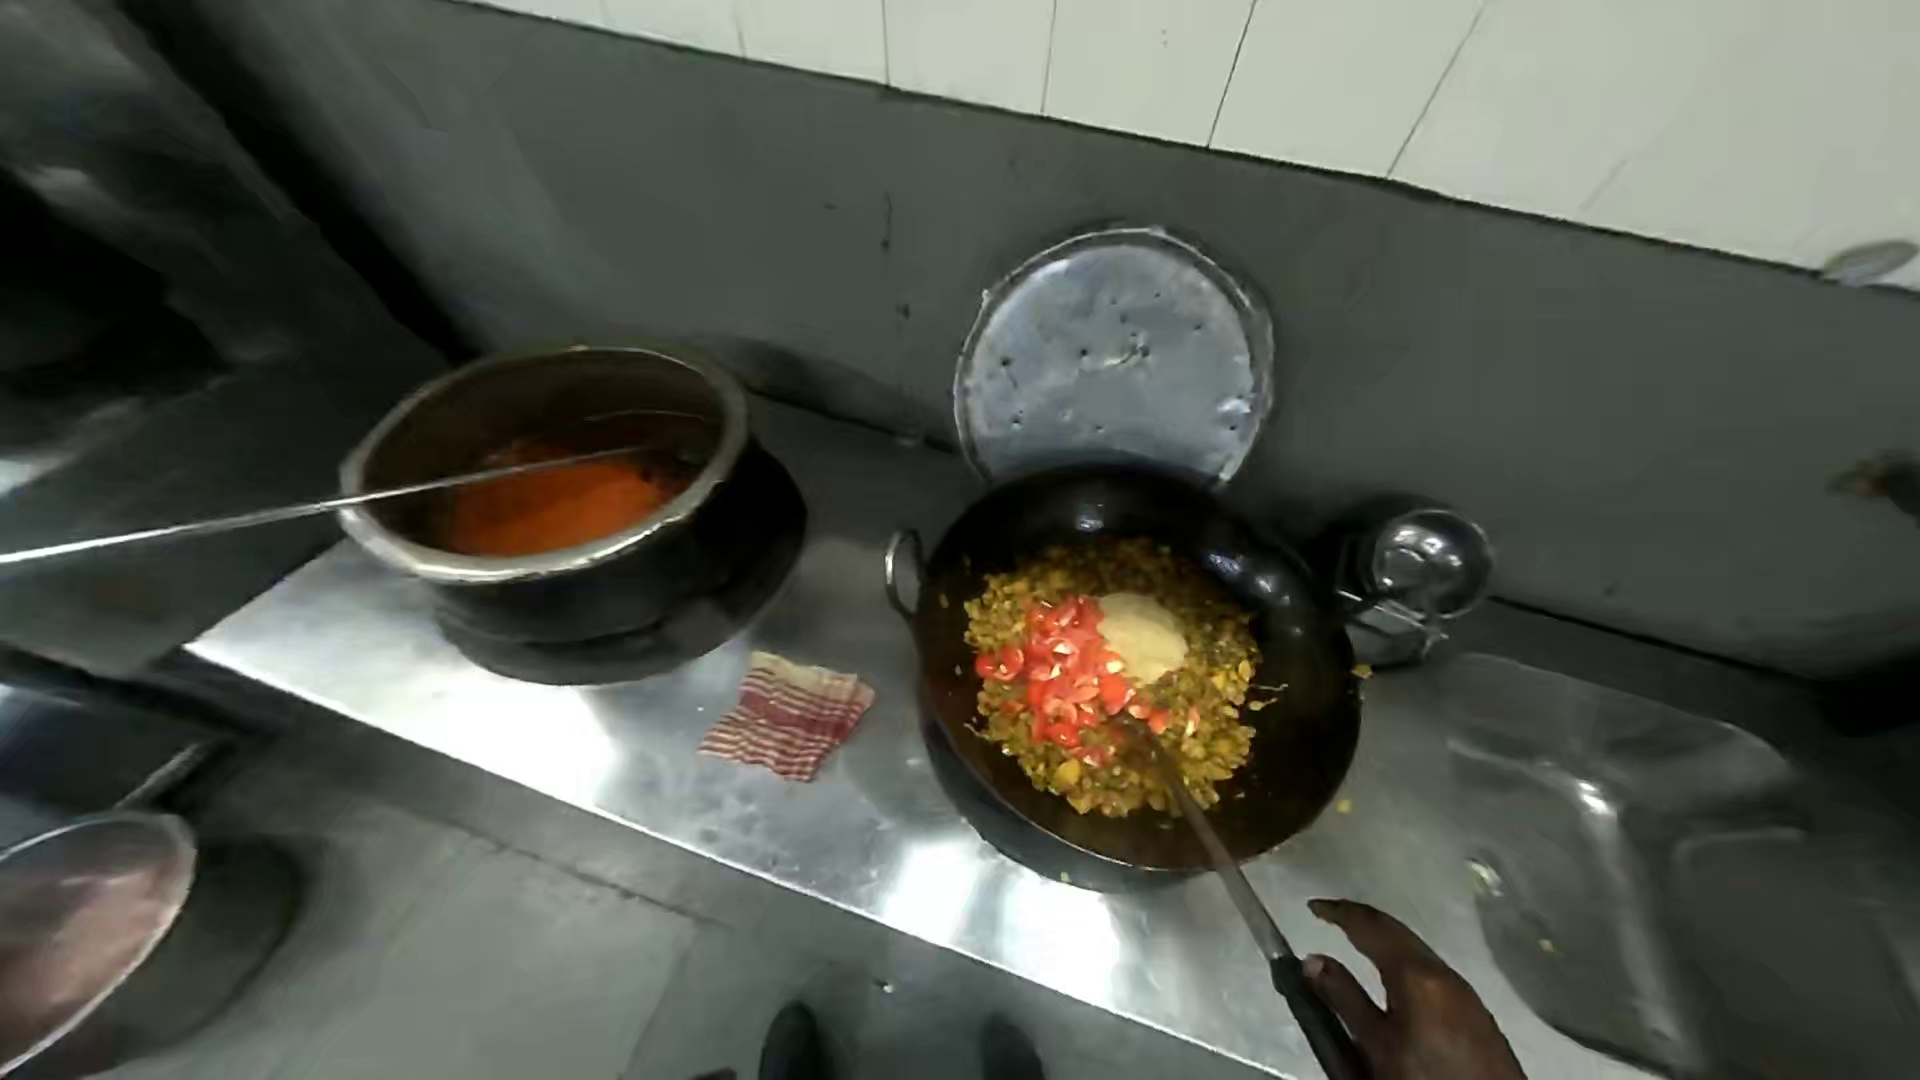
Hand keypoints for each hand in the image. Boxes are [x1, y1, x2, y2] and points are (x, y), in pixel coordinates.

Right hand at [1305, 899, 1526, 1079]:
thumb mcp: (1376, 1046)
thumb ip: (1342, 997)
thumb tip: (1313, 960)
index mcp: (1417, 974)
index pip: (1371, 925)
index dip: (1339, 911)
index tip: (1312, 906)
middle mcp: (1445, 974)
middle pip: (1397, 931)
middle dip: (1361, 919)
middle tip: (1331, 917)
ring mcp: (1467, 996)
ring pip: (1415, 950)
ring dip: (1383, 939)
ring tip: (1357, 941)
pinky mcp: (1479, 1018)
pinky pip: (1430, 970)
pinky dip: (1403, 959)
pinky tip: (1394, 977)